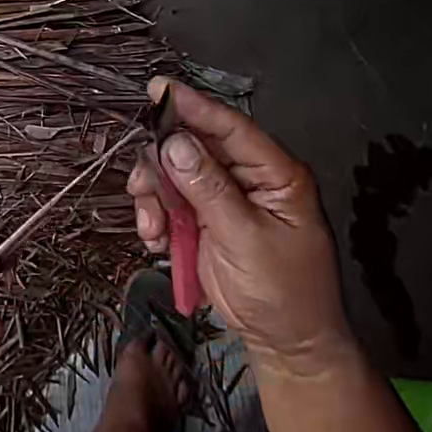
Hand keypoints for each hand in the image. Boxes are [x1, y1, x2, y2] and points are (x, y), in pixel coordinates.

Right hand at [127, 78, 351, 370]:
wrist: (285, 343)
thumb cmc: (284, 292)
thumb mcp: (247, 239)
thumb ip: (209, 190)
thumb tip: (175, 143)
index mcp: (273, 173)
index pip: (231, 127)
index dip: (194, 106)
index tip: (158, 89)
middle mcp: (245, 177)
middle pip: (192, 147)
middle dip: (162, 165)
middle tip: (146, 188)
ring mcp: (221, 198)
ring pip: (171, 174)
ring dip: (154, 197)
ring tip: (154, 228)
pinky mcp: (202, 220)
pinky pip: (166, 204)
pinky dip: (155, 219)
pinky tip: (158, 241)